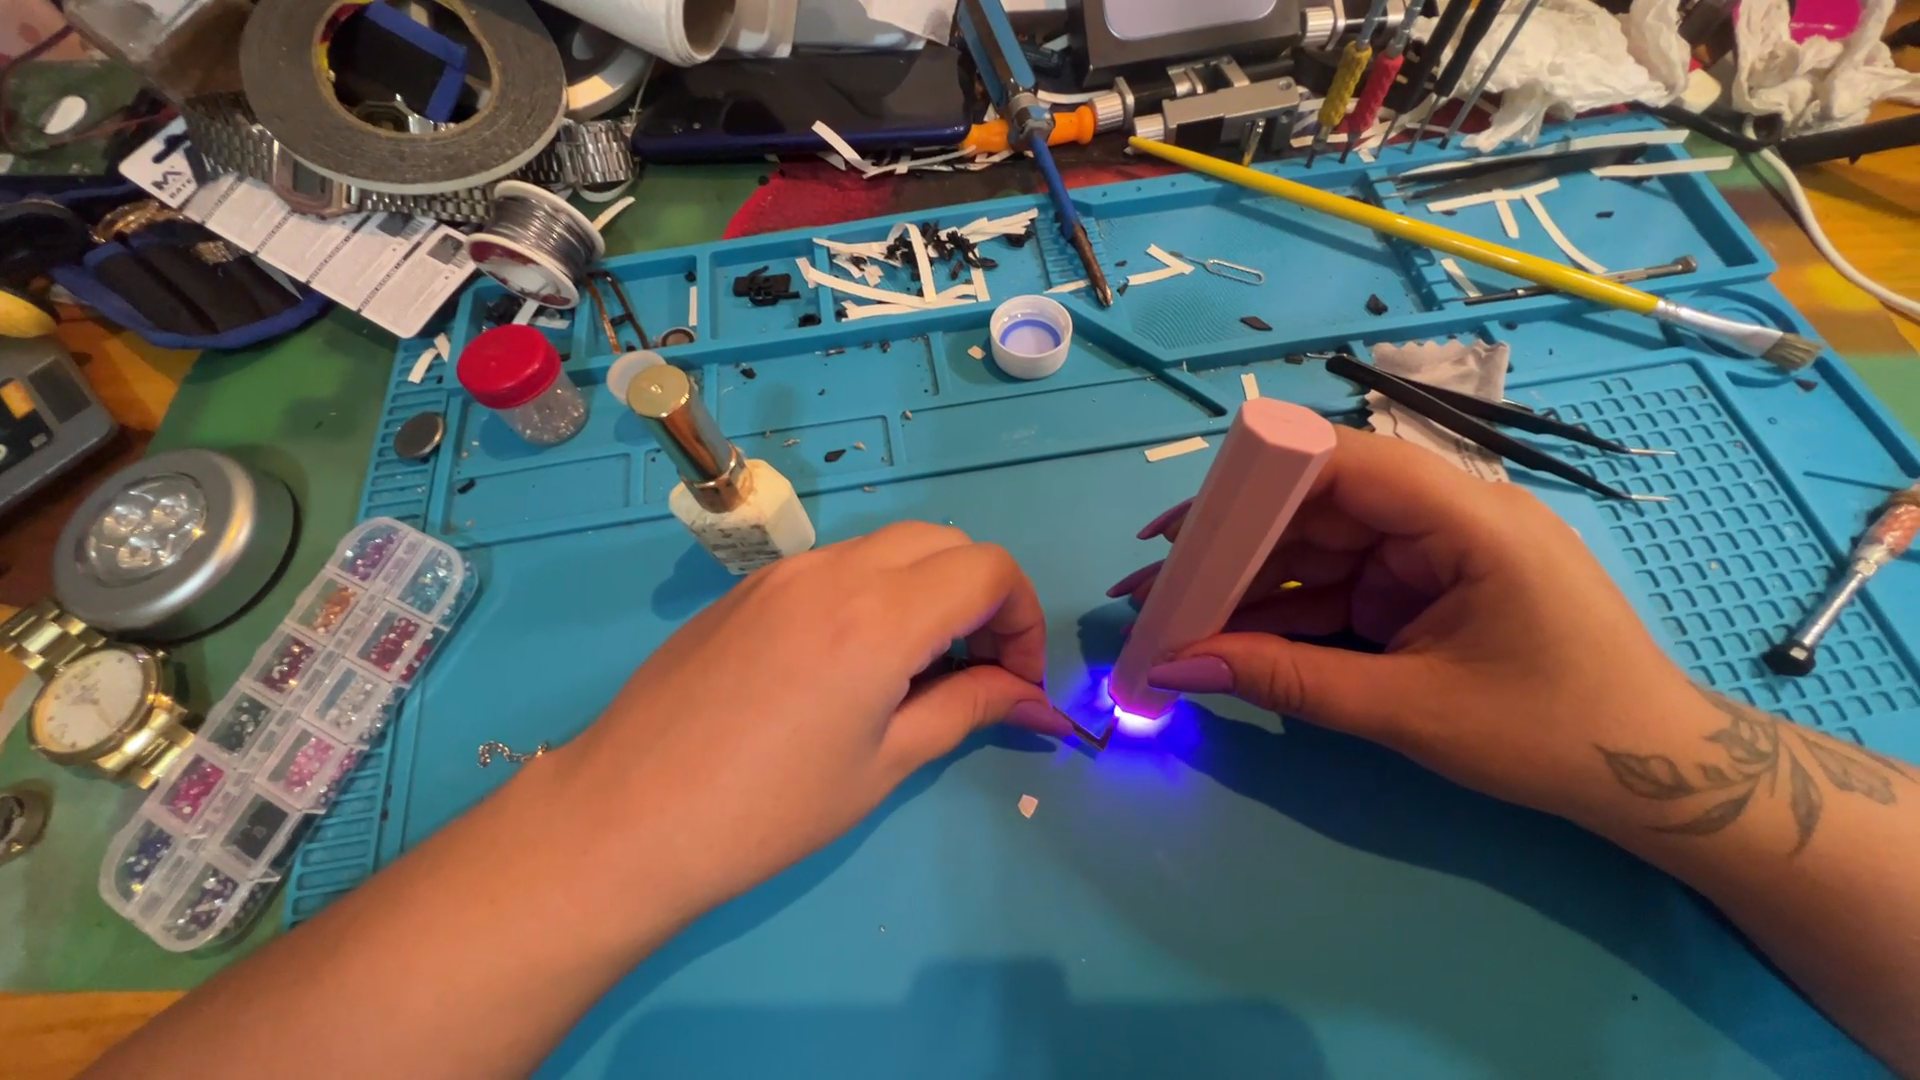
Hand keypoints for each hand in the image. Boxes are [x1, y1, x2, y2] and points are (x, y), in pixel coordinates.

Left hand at [555, 523, 1072, 915]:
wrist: (623, 818)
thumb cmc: (767, 809)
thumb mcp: (885, 764)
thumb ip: (970, 710)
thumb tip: (1038, 704)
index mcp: (878, 616)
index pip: (989, 570)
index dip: (1024, 619)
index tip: (1018, 682)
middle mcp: (836, 570)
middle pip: (947, 543)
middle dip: (984, 597)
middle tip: (979, 671)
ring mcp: (787, 571)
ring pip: (893, 547)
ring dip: (931, 590)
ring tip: (919, 669)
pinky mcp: (753, 587)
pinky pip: (842, 565)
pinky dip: (879, 593)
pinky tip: (855, 660)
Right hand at [1122, 426, 1705, 824]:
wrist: (1659, 780)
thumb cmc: (1554, 735)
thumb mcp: (1409, 710)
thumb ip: (1287, 681)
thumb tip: (1176, 669)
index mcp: (1467, 518)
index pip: (1344, 463)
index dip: (1254, 483)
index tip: (1184, 526)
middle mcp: (1442, 516)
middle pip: (1313, 508)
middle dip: (1231, 546)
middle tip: (1154, 579)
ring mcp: (1426, 552)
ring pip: (1312, 549)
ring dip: (1244, 582)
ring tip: (1171, 611)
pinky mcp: (1414, 586)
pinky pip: (1332, 585)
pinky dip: (1280, 611)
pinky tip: (1224, 632)